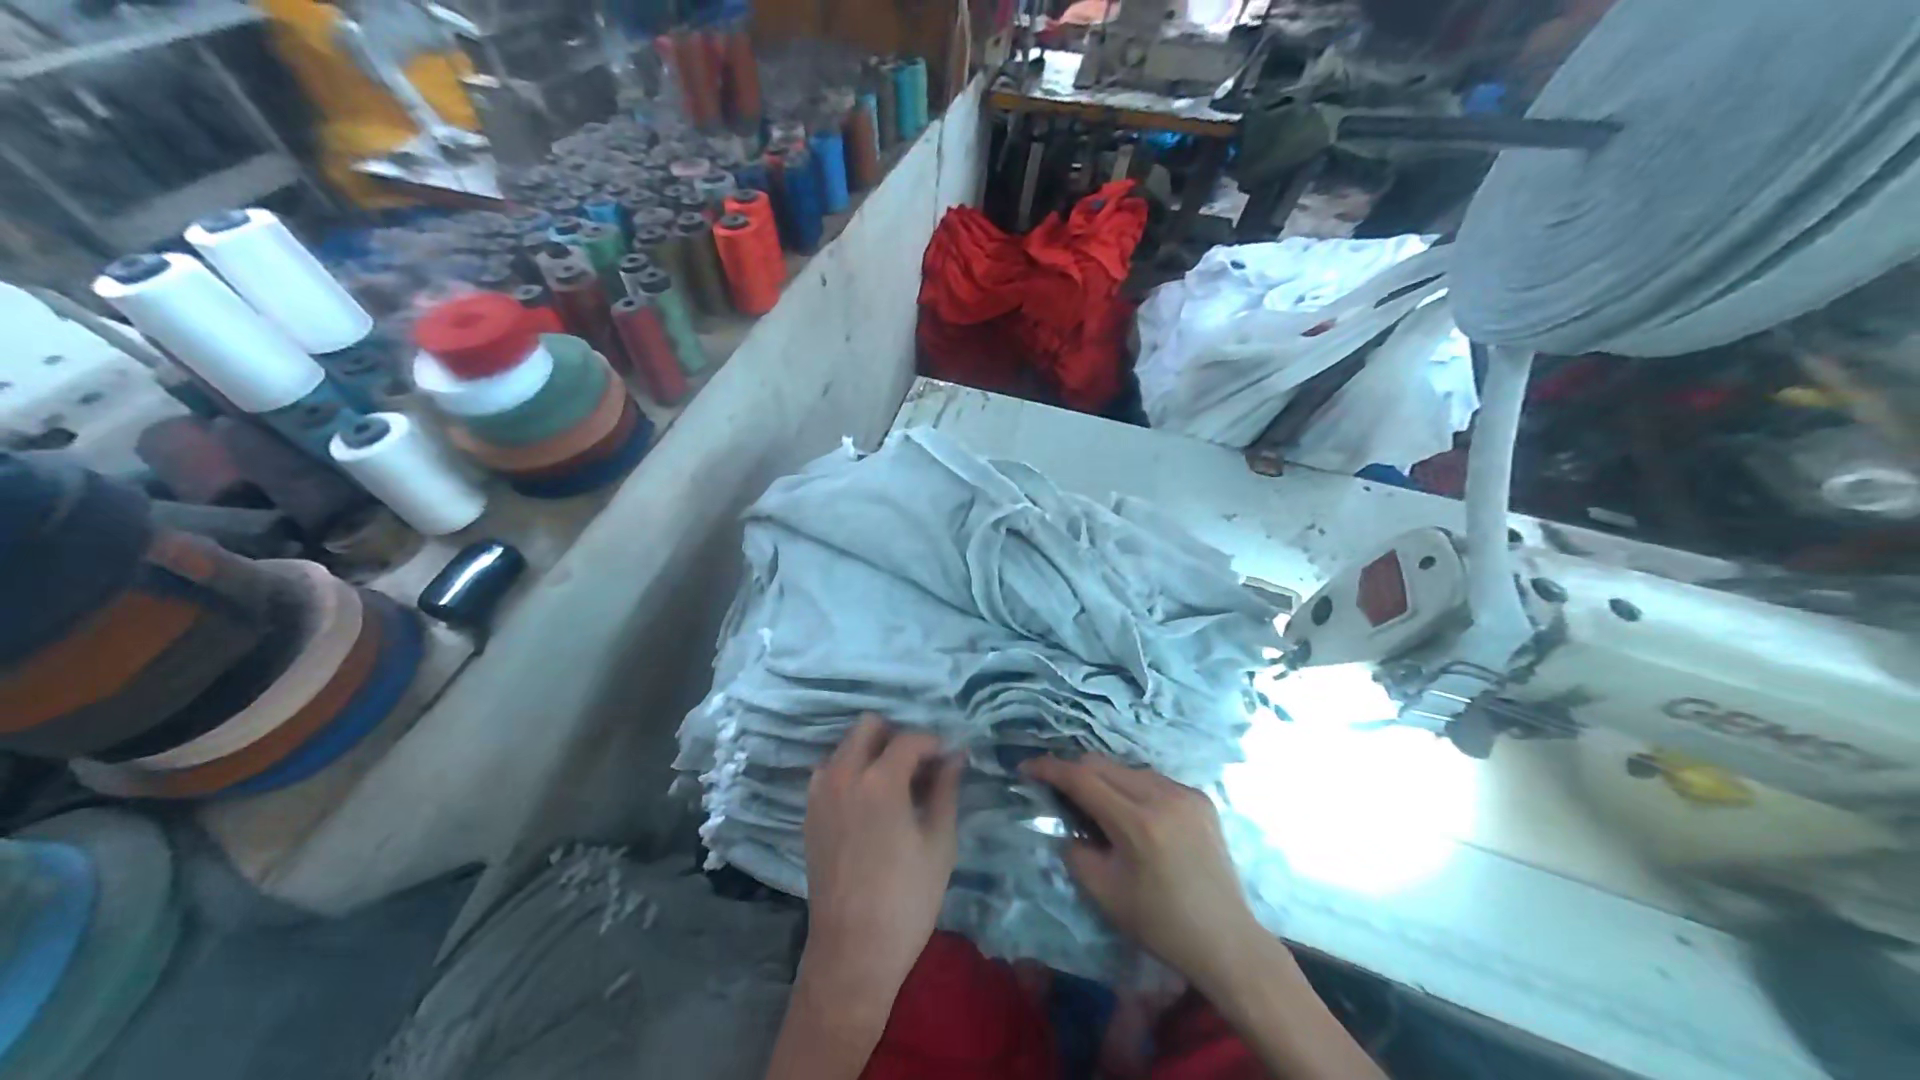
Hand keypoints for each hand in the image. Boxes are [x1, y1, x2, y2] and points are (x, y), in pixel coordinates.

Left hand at [801, 714, 962, 1017]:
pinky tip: (871, 802)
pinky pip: (830, 771)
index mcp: (879, 780)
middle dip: (896, 735)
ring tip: (896, 784)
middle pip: (867, 726)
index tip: (948, 759)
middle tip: (919, 765)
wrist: (853, 951)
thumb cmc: (907, 899)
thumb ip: (946, 789)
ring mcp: (819, 793)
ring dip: (871, 752)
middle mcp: (842, 775)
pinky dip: (851, 771)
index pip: (910, 738)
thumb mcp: (939, 842)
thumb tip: (955, 756)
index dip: (934, 742)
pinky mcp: (808, 812)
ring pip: (845, 746)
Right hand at [1021, 755, 1262, 987]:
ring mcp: (1186, 794)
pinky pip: (1154, 780)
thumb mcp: (1103, 893)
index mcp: (1137, 823)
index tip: (1026, 767)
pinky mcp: (1201, 799)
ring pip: (1128, 769)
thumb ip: (1076, 851)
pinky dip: (1133, 788)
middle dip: (1074, 771)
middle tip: (1056, 789)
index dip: (1049, 769)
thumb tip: (1067, 826)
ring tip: (1095, 804)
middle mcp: (1163, 797)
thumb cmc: (1160, 924)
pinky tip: (1131, 812)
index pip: (1082, 779)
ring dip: (1104, 778)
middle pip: (1103, 765)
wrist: (1226, 941)